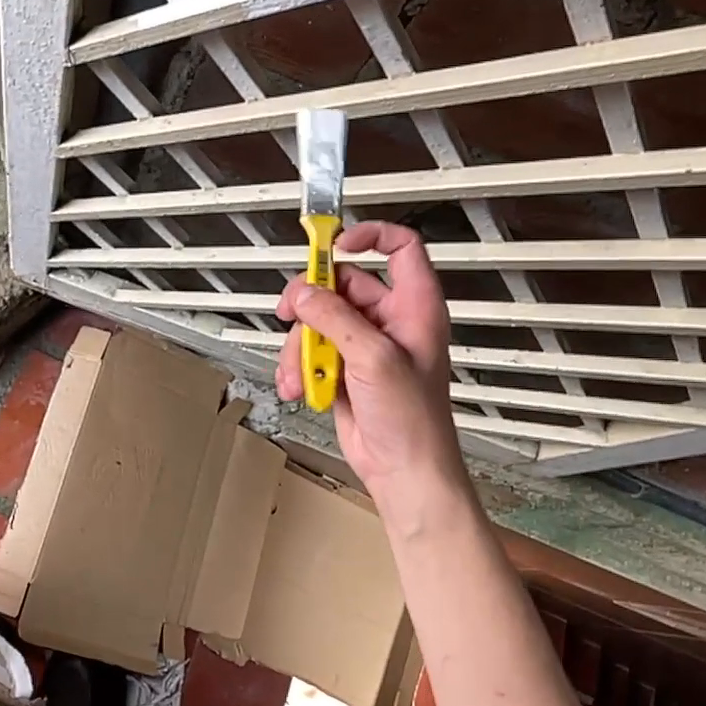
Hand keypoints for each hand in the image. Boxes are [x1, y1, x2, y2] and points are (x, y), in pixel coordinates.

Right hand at [275, 222, 467, 498]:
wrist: (403, 470)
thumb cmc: (413, 420)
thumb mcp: (373, 358)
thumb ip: (335, 318)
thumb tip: (305, 293)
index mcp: (414, 307)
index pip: (400, 248)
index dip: (370, 236)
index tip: (335, 242)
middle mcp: (390, 319)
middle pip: (341, 283)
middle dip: (310, 302)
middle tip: (291, 313)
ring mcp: (364, 343)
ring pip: (317, 318)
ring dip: (300, 345)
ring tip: (298, 373)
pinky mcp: (343, 365)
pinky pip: (310, 348)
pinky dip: (298, 365)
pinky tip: (299, 386)